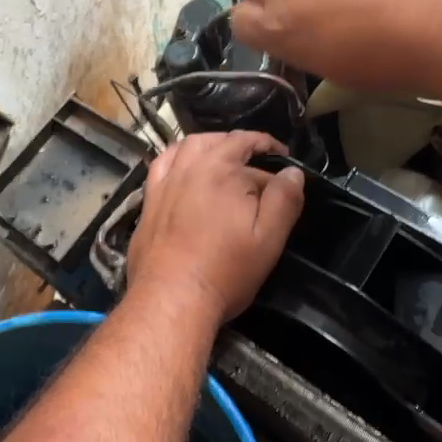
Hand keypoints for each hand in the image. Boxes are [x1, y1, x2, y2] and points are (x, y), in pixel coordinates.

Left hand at [126, 132, 304, 323]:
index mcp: (222, 170)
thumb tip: (292, 172)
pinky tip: (183, 165)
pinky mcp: (149, 201)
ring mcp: (165, 182)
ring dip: (211, 144)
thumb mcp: (269, 238)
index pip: (249, 144)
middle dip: (242, 144)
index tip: (284, 157)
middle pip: (219, 142)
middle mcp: (191, 167)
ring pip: (189, 146)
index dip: (270, 146)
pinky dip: (178, 156)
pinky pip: (162, 164)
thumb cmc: (225, 270)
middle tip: (259, 159)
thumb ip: (284, 200)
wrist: (171, 299)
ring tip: (224, 154)